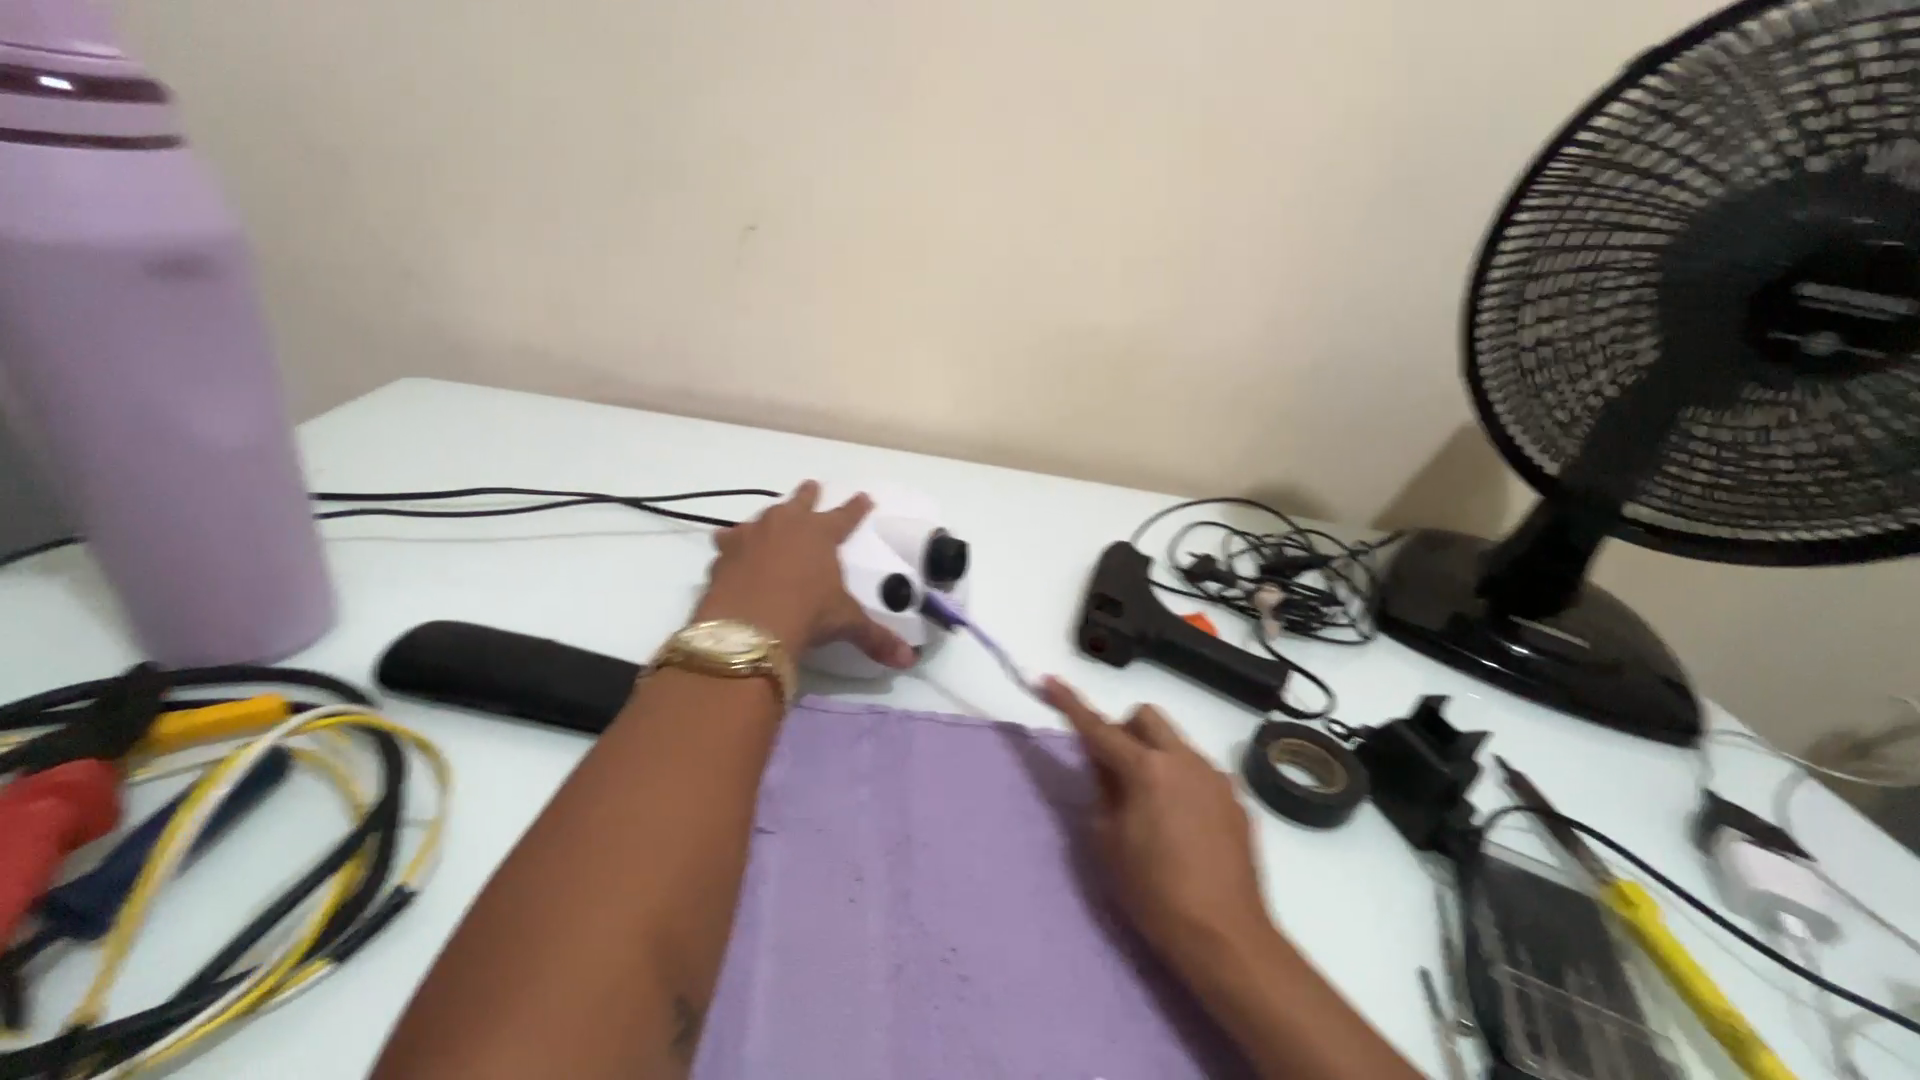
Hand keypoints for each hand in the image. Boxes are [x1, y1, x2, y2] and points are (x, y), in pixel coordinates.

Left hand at [695, 481, 914, 668]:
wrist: (748, 626)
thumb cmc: (807, 614)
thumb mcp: (845, 623)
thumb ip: (874, 637)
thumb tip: (907, 659)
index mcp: (820, 535)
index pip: (844, 517)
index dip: (856, 509)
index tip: (864, 497)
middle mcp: (785, 526)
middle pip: (799, 503)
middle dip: (808, 495)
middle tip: (812, 486)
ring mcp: (750, 537)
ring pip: (761, 518)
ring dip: (768, 518)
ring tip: (768, 519)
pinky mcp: (723, 556)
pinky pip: (728, 542)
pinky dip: (731, 544)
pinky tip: (728, 548)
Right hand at [1041, 677, 1272, 975]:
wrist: (1225, 936)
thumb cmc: (1154, 893)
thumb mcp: (1109, 843)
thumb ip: (1102, 792)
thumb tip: (1102, 765)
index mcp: (1147, 770)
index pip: (1099, 728)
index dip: (1071, 704)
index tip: (1049, 681)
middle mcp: (1186, 761)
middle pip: (1147, 718)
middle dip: (1124, 731)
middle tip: (1113, 772)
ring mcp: (1217, 779)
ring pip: (1177, 744)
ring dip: (1155, 758)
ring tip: (1151, 809)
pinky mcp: (1238, 801)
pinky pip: (1201, 774)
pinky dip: (1182, 784)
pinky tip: (1183, 830)